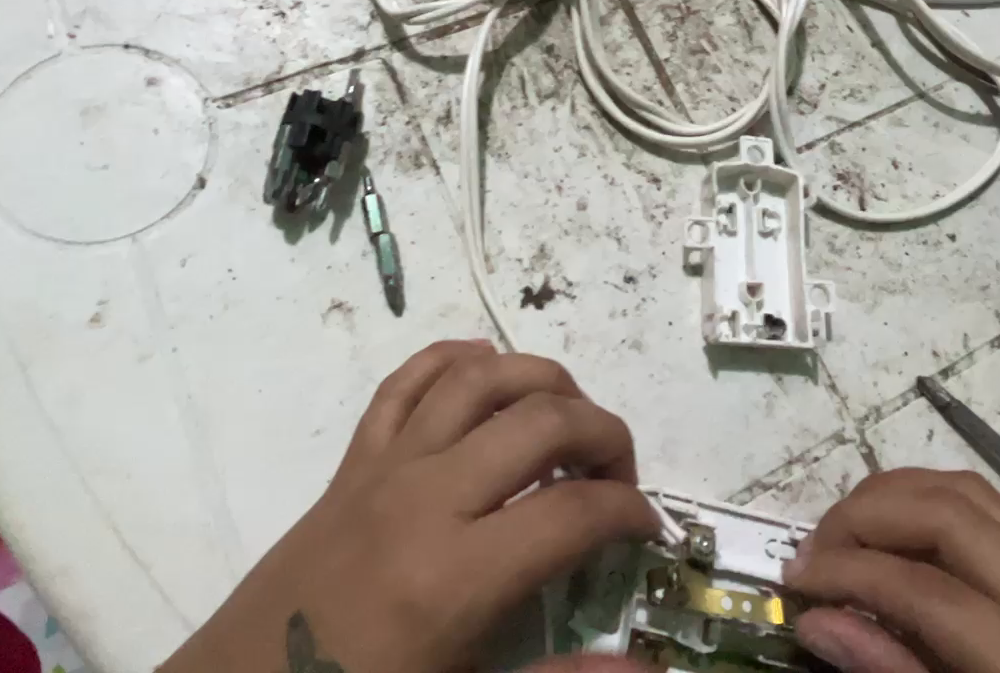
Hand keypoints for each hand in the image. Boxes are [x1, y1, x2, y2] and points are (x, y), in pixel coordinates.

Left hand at [162, 341, 658, 672]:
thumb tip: (647, 671)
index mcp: (456, 576)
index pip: (573, 513)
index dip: (629, 512)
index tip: (647, 528)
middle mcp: (427, 497)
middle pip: (540, 423)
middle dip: (603, 434)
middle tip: (619, 474)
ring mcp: (385, 466)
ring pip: (478, 380)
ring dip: (540, 379)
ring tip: (571, 413)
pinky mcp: (352, 459)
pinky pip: (405, 382)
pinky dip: (451, 358)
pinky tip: (484, 361)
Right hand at [785, 469, 999, 672]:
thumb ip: (891, 671)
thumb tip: (814, 618)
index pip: (931, 592)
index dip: (851, 575)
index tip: (795, 580)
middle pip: (949, 516)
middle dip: (863, 517)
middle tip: (814, 550)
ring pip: (967, 493)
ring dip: (891, 496)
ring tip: (843, 532)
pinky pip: (986, 505)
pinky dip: (925, 499)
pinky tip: (891, 526)